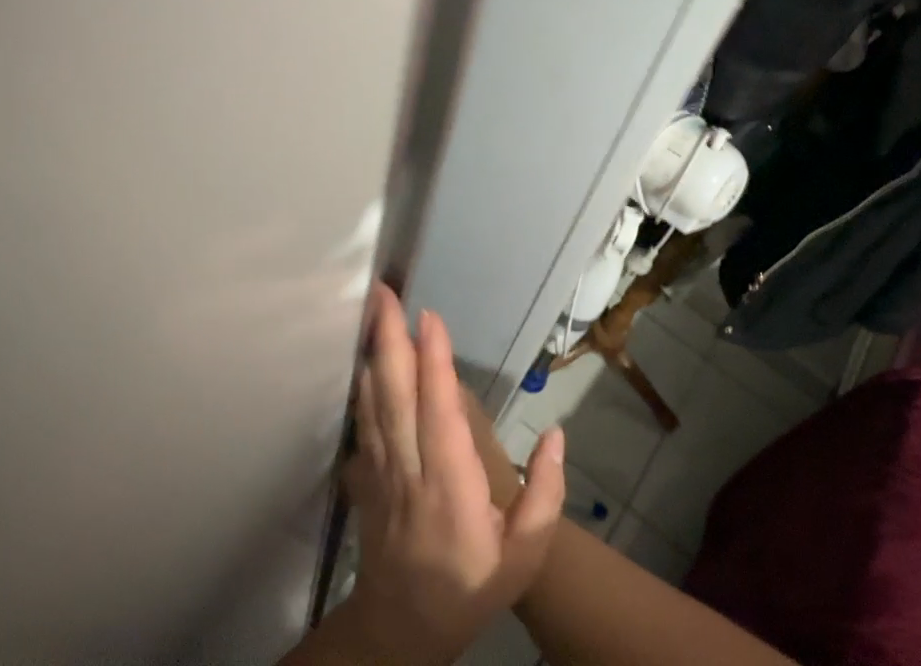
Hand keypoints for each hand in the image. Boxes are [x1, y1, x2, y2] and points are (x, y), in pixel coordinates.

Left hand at [343, 285, 564, 663]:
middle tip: (384, 293)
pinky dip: (363, 388)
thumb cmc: (472, 585)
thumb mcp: (526, 555)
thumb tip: (557, 437)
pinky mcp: (367, 480)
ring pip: (373, 405)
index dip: (433, 364)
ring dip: (372, 354)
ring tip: (371, 313)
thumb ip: (546, 495)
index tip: (429, 319)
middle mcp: (409, 471)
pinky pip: (363, 424)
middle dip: (389, 340)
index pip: (438, 413)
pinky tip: (364, 364)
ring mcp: (381, 475)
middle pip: (395, 396)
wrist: (403, 627)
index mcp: (451, 487)